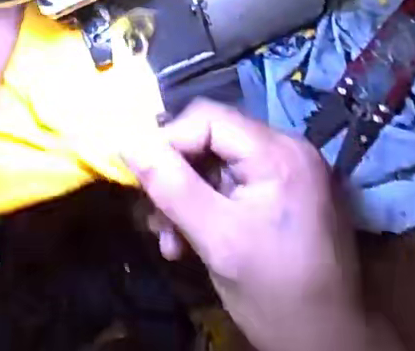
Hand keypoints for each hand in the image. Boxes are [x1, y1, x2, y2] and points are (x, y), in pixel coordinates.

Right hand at [124, 100, 379, 350]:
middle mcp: (287, 147)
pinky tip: (190, 238)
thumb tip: (126, 141)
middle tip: (154, 215)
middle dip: (175, 174)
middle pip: (209, 136)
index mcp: (279, 153)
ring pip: (215, 159)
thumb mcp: (216, 240)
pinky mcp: (284, 189)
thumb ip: (170, 185)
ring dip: (186, 194)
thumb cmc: (277, 296)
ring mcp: (288, 168)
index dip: (168, 142)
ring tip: (169, 238)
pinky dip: (207, 203)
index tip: (144, 181)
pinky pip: (232, 178)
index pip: (206, 118)